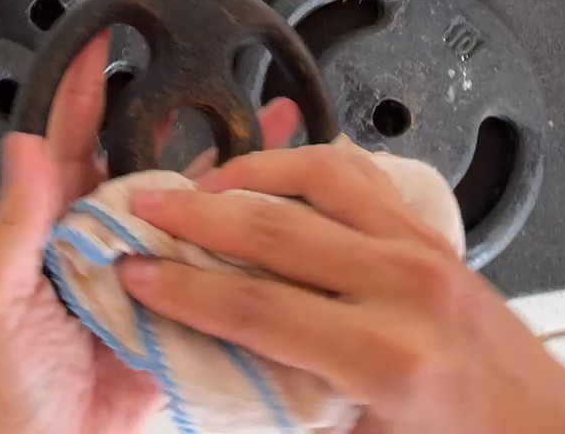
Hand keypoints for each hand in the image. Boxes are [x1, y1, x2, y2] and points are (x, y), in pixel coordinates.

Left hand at [0, 20, 301, 433]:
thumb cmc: (15, 375)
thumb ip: (13, 225)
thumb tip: (24, 144)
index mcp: (60, 205)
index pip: (72, 120)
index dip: (84, 67)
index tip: (99, 18)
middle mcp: (109, 214)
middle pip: (148, 141)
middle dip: (177, 95)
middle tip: (205, 50)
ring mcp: (151, 246)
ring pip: (192, 184)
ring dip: (228, 148)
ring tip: (268, 109)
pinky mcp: (185, 284)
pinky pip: (218, 239)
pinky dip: (249, 213)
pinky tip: (282, 193)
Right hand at [117, 144, 564, 433]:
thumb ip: (292, 403)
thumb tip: (218, 364)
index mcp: (387, 360)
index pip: (257, 309)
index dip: (184, 289)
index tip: (136, 270)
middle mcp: (403, 286)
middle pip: (276, 228)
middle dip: (198, 214)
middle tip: (148, 207)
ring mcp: (420, 245)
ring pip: (316, 175)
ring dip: (248, 172)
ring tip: (201, 181)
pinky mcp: (428, 229)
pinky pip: (356, 172)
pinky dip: (303, 160)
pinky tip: (272, 171)